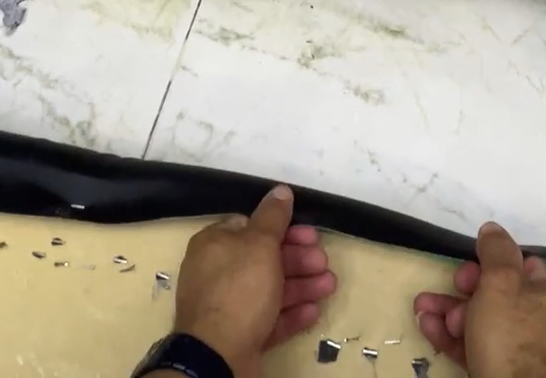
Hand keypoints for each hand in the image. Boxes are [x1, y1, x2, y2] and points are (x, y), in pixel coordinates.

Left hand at [169, 185, 336, 377]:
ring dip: (302, 285)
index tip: (307, 232)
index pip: (250, 227)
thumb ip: (273, 216)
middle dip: (298, 259)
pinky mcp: (240, 336)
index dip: (282, 228)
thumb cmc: (239, 288)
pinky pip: (269, 319)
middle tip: (323, 259)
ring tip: (329, 285)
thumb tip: (281, 189)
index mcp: (215, 244)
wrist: (218, 356)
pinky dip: (291, 313)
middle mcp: (218, 273)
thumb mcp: (260, 243)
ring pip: (270, 289)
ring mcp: (228, 307)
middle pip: (264, 259)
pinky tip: (314, 310)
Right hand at [412, 222, 545, 377]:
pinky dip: (459, 341)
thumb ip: (496, 251)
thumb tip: (493, 229)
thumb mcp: (501, 284)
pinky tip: (430, 330)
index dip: (487, 268)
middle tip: (439, 298)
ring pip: (489, 325)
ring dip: (452, 315)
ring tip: (423, 313)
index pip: (521, 268)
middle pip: (501, 298)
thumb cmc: (515, 340)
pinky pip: (487, 351)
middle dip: (462, 295)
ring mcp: (536, 357)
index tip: (463, 275)